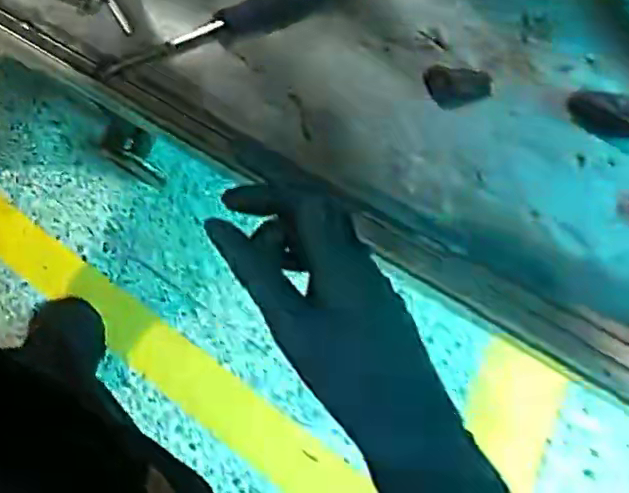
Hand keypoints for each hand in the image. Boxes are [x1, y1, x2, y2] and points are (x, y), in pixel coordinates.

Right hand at [205, 185, 503, 489]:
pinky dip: (302, 258)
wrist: (415, 434)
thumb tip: (213, 222)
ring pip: (326, 239)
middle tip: (237, 225)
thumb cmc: (344, 373)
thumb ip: (250, 266)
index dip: (264, 193)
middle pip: (319, 214)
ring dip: (286, 237)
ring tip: (257, 262)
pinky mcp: (375, 305)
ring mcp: (373, 286)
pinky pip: (335, 262)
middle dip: (273, 210)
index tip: (227, 204)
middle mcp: (363, 267)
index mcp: (343, 264)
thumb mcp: (285, 318)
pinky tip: (286, 284)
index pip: (307, 202)